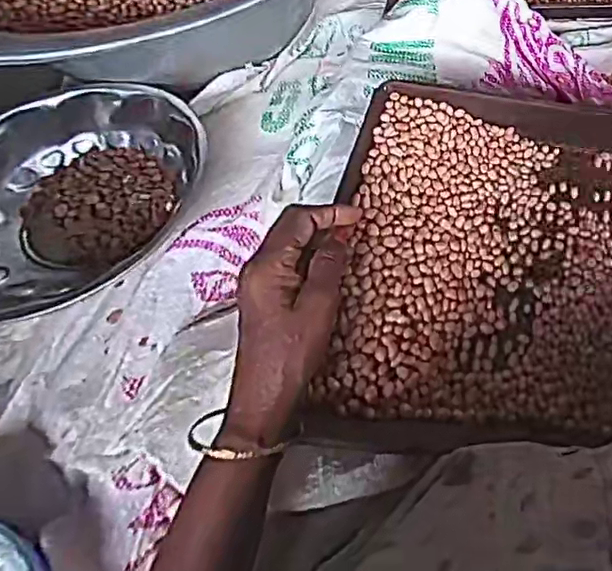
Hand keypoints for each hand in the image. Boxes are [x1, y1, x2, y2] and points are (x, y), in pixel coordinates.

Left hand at [223, 203, 360, 445]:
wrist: (264, 399)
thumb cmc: (288, 358)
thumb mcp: (318, 305)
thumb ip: (329, 264)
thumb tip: (339, 237)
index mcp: (266, 267)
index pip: (298, 220)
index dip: (330, 212)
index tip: (356, 214)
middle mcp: (256, 270)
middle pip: (290, 227)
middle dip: (323, 220)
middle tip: (353, 223)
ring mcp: (257, 283)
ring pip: (289, 243)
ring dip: (318, 236)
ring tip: (347, 239)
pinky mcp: (264, 296)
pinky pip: (288, 261)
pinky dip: (310, 254)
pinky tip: (329, 263)